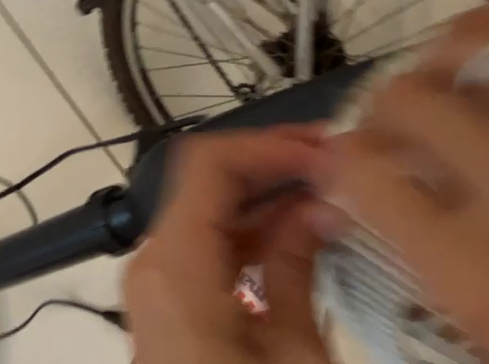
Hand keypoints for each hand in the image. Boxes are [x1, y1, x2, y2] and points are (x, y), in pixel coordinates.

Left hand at [126, 129, 335, 363]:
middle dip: (270, 165)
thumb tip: (318, 205)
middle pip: (206, 181)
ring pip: (207, 212)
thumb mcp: (292, 357)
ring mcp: (155, 284)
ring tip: (328, 192)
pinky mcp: (166, 306)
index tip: (324, 148)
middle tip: (336, 161)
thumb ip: (296, 269)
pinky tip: (298, 235)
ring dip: (263, 198)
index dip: (268, 145)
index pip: (209, 163)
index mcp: (174, 265)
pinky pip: (204, 248)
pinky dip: (247, 233)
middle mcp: (152, 261)